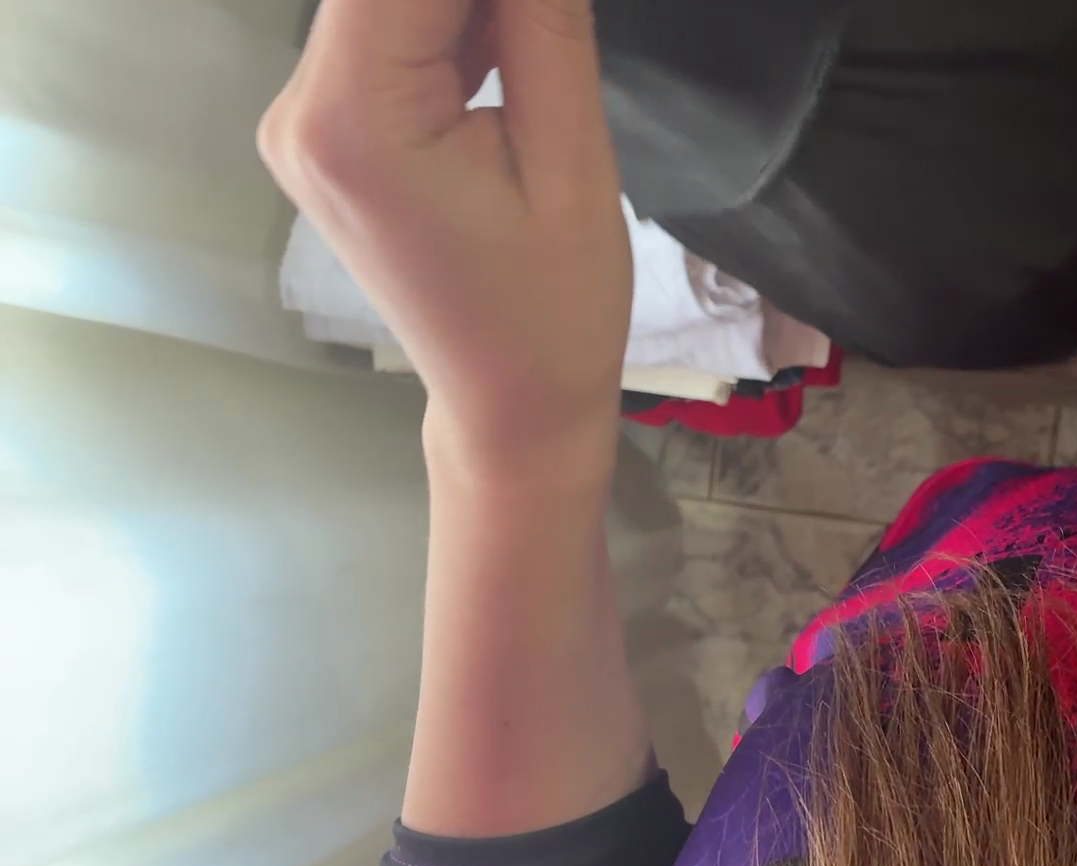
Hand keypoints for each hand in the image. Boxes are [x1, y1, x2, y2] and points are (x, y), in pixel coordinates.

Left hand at [259, 0, 633, 486]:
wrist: (517, 409)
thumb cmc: (560, 317)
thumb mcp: (573, 177)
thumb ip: (547, 41)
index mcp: (354, 120)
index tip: (553, 6)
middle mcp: (298, 111)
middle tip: (557, 31)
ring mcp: (304, 130)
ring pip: (386, 15)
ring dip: (472, 14)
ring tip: (545, 60)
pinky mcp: (331, 147)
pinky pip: (385, 58)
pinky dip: (449, 43)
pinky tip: (509, 68)